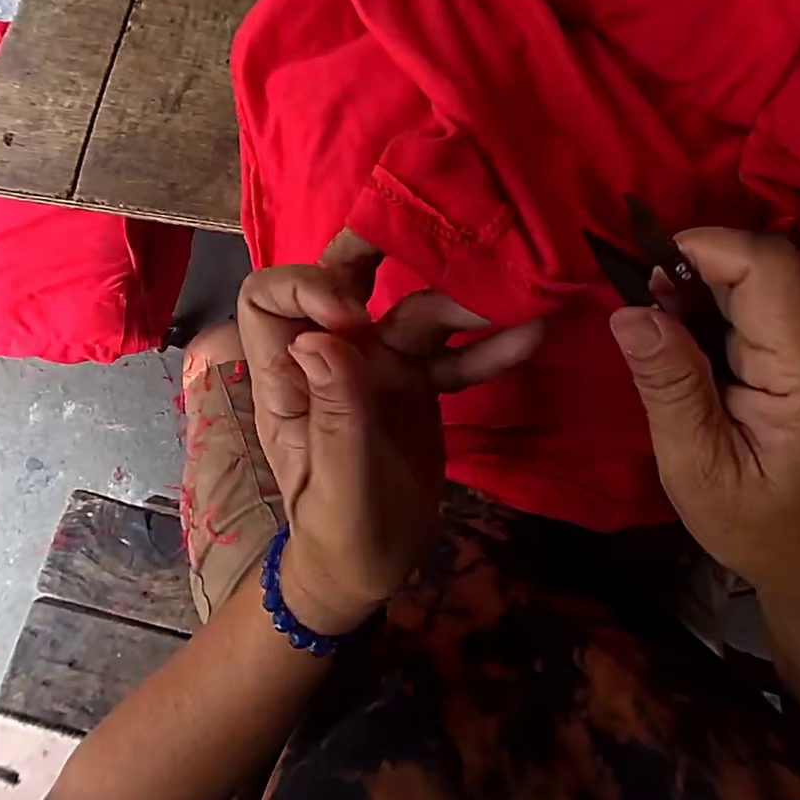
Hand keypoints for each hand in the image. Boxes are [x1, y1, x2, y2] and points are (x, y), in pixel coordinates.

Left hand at [237, 231, 542, 633]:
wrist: (372, 563)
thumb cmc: (338, 533)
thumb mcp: (336, 487)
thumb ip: (333, 415)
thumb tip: (321, 338)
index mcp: (288, 377)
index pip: (269, 302)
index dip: (304, 289)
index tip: (354, 317)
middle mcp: (331, 357)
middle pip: (338, 280)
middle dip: (375, 252)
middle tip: (428, 235)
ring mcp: (377, 366)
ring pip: (412, 312)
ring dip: (460, 302)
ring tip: (514, 296)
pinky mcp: (418, 381)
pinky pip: (452, 355)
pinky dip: (487, 348)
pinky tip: (531, 334)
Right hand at [608, 228, 799, 595]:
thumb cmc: (756, 525)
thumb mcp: (695, 464)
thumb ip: (668, 385)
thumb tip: (627, 312)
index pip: (770, 267)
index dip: (704, 248)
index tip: (643, 277)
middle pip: (765, 266)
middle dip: (690, 271)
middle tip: (640, 313)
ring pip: (759, 278)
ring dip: (695, 289)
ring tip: (659, 335)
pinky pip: (758, 301)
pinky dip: (709, 306)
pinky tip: (685, 344)